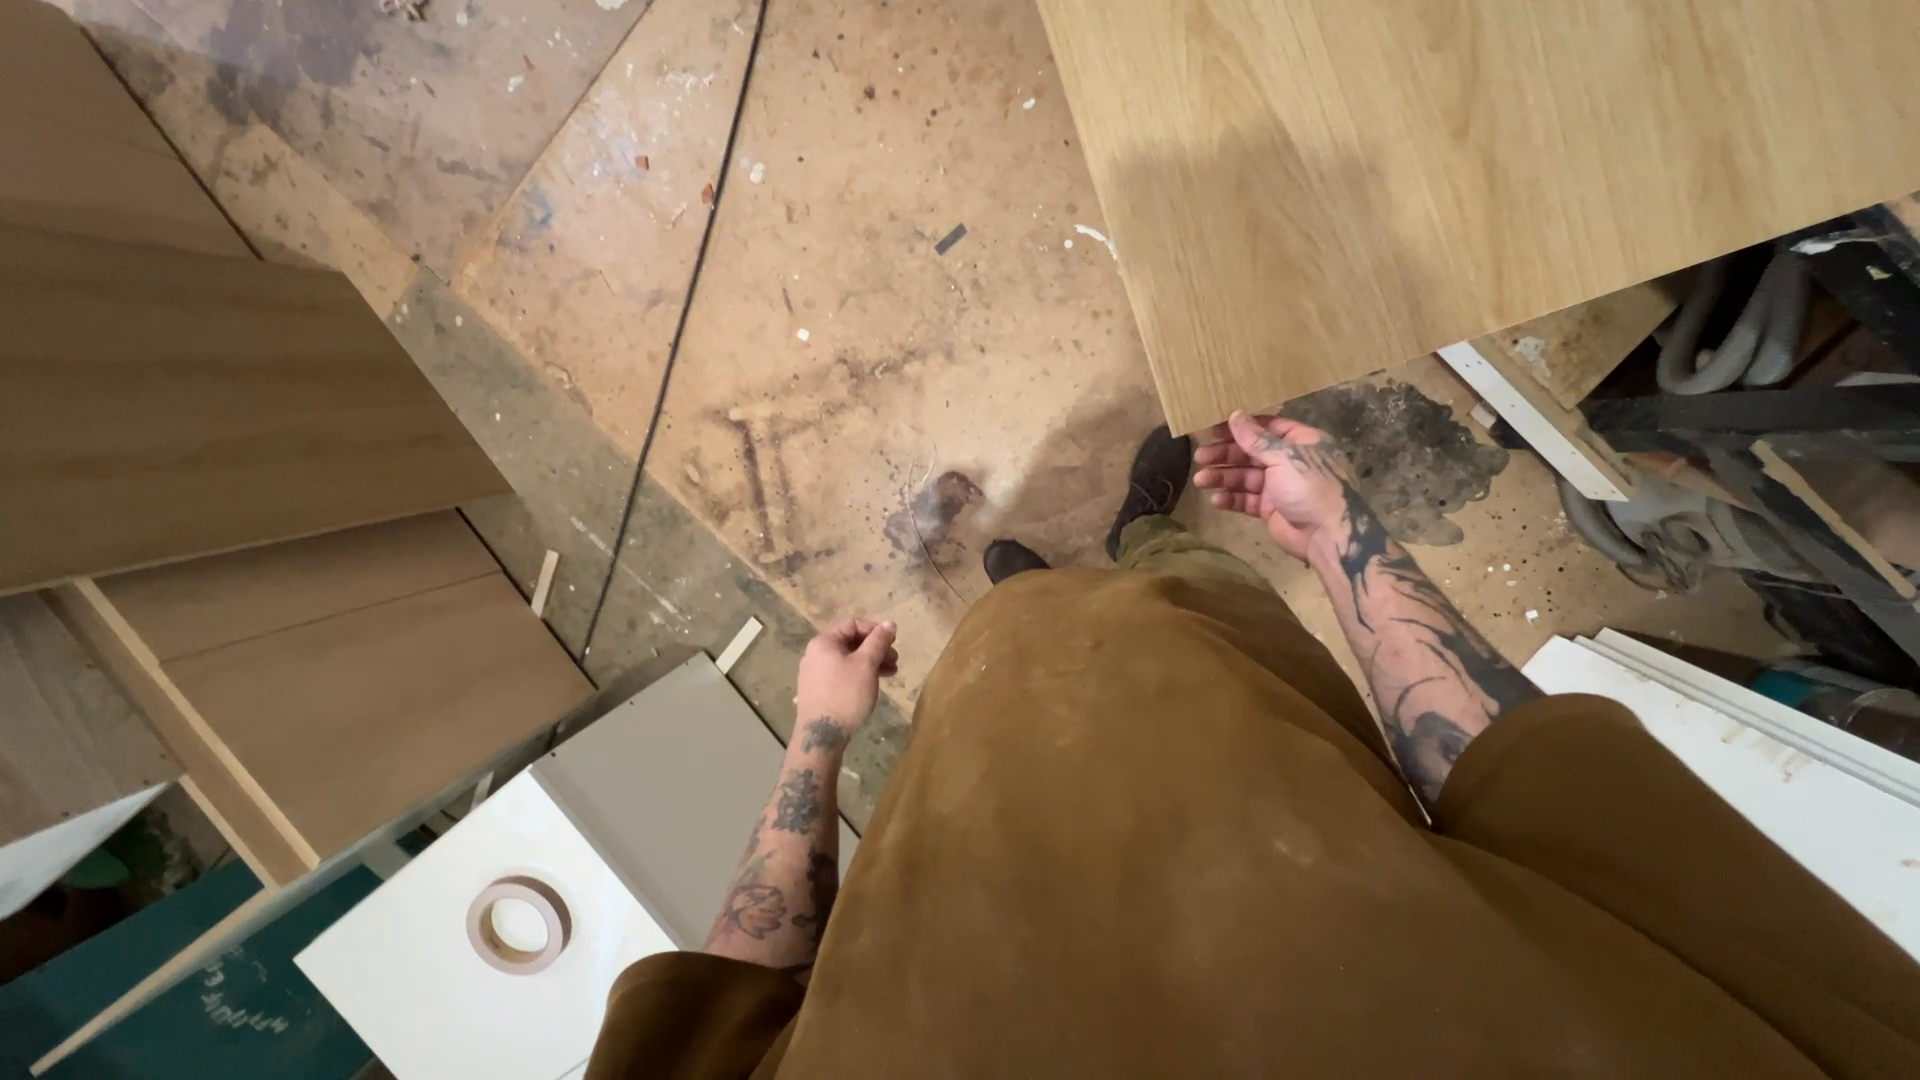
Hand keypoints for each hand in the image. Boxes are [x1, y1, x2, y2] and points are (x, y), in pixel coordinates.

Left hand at [794, 618, 898, 737]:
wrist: (822, 735)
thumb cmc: (846, 694)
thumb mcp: (866, 664)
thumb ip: (878, 641)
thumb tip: (889, 623)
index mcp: (823, 643)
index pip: (852, 625)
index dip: (875, 630)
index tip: (893, 643)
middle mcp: (815, 654)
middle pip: (851, 643)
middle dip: (876, 649)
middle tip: (895, 661)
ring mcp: (814, 674)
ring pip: (848, 660)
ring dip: (871, 663)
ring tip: (890, 674)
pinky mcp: (818, 690)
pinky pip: (841, 674)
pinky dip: (859, 675)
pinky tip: (872, 685)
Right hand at [1192, 411, 1354, 560]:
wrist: (1327, 535)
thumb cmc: (1310, 487)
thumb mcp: (1285, 457)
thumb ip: (1256, 439)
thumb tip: (1235, 415)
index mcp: (1301, 442)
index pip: (1267, 428)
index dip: (1241, 428)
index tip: (1214, 430)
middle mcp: (1289, 461)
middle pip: (1251, 453)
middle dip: (1225, 455)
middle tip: (1200, 456)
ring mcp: (1279, 486)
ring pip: (1245, 477)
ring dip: (1223, 477)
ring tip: (1200, 480)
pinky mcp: (1270, 508)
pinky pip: (1247, 500)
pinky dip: (1231, 498)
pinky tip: (1216, 500)